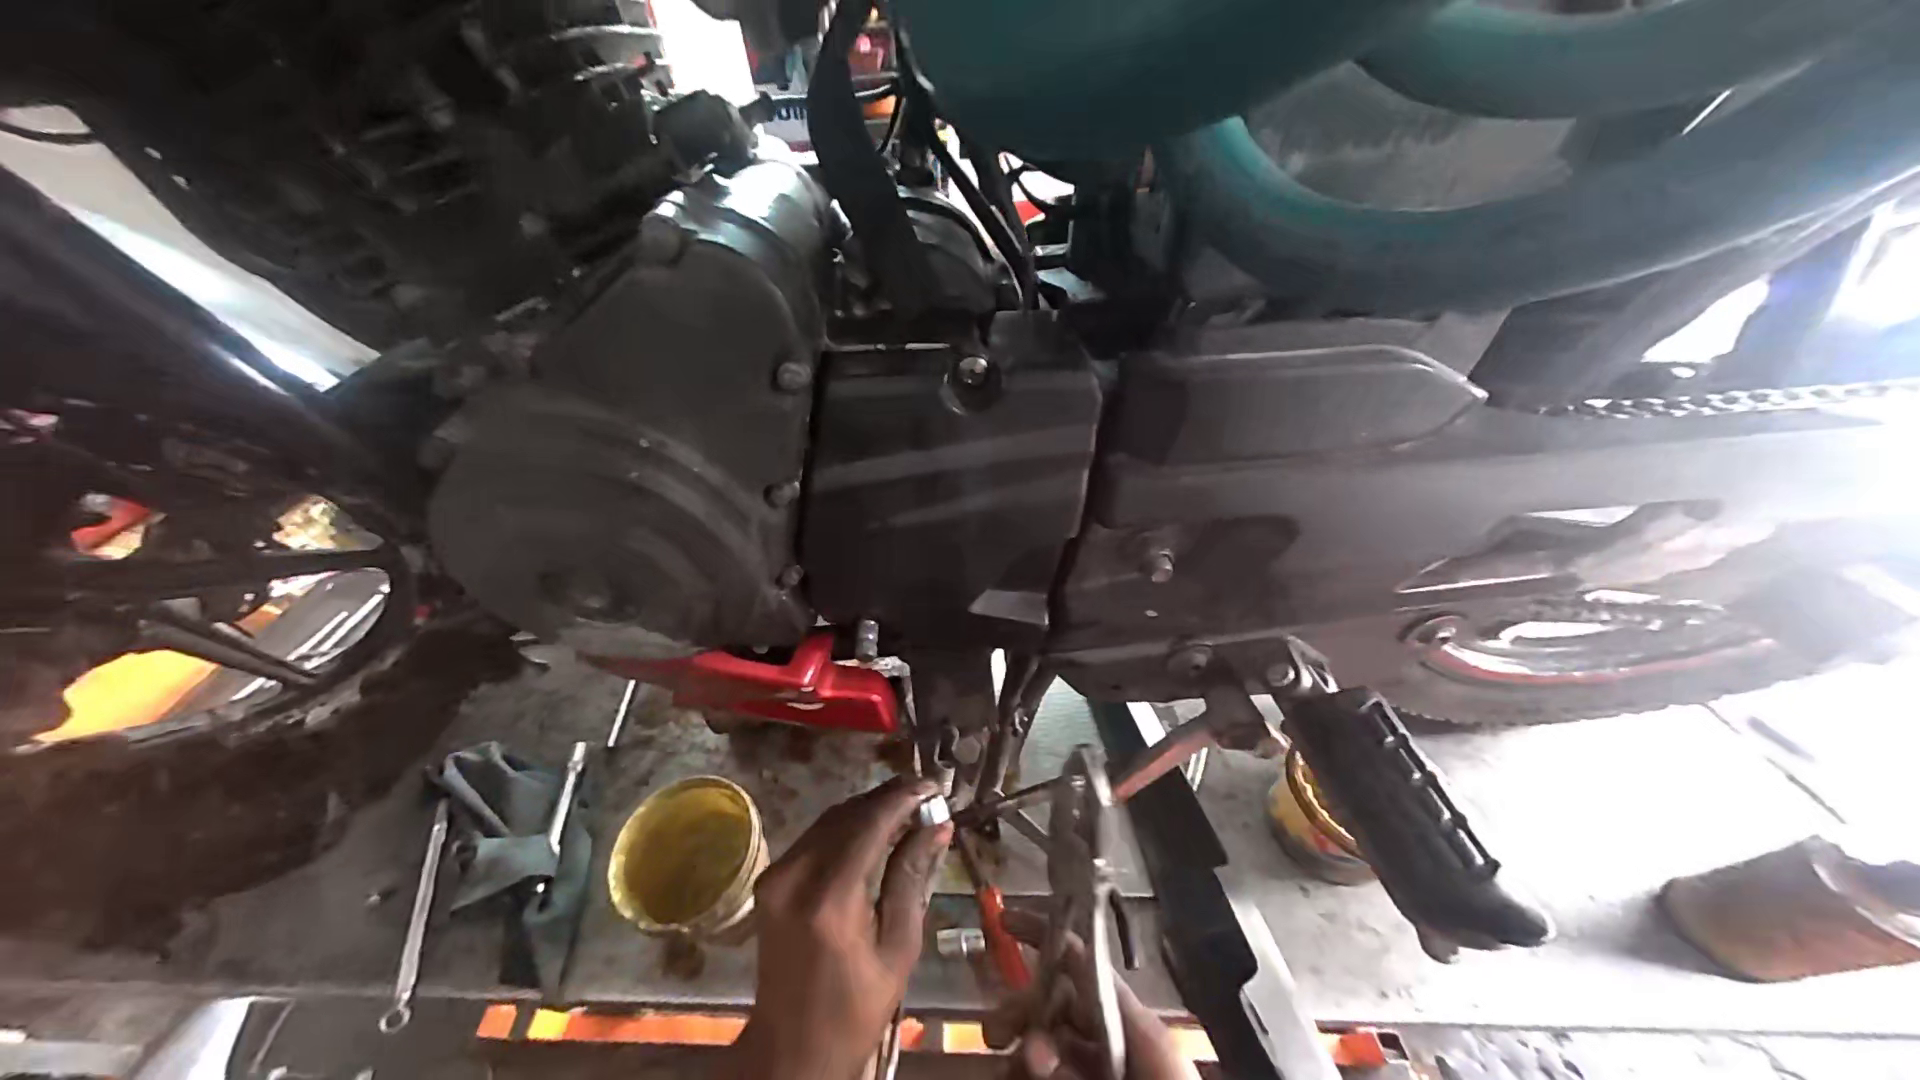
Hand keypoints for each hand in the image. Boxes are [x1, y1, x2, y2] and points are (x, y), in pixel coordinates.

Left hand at [719, 777, 952, 1079]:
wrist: (790, 1048)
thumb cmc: (855, 1007)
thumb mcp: (898, 947)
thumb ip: (912, 877)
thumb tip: (937, 825)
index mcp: (831, 900)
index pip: (870, 824)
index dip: (904, 797)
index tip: (933, 784)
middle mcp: (796, 876)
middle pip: (848, 814)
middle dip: (889, 798)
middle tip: (925, 795)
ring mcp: (777, 875)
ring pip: (830, 819)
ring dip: (869, 808)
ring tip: (907, 808)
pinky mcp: (770, 878)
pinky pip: (815, 835)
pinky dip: (847, 825)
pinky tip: (874, 829)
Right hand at [986, 909, 1197, 1079]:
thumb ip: (1075, 1072)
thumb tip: (1030, 1048)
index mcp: (1139, 1030)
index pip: (1088, 964)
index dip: (1049, 937)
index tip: (1008, 923)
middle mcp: (1124, 1043)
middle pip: (1064, 1003)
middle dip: (1025, 1008)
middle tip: (993, 1033)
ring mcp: (1112, 1071)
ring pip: (1057, 1042)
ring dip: (1025, 1048)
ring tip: (1000, 1066)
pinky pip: (1063, 1071)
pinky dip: (1035, 1072)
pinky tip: (1010, 1074)